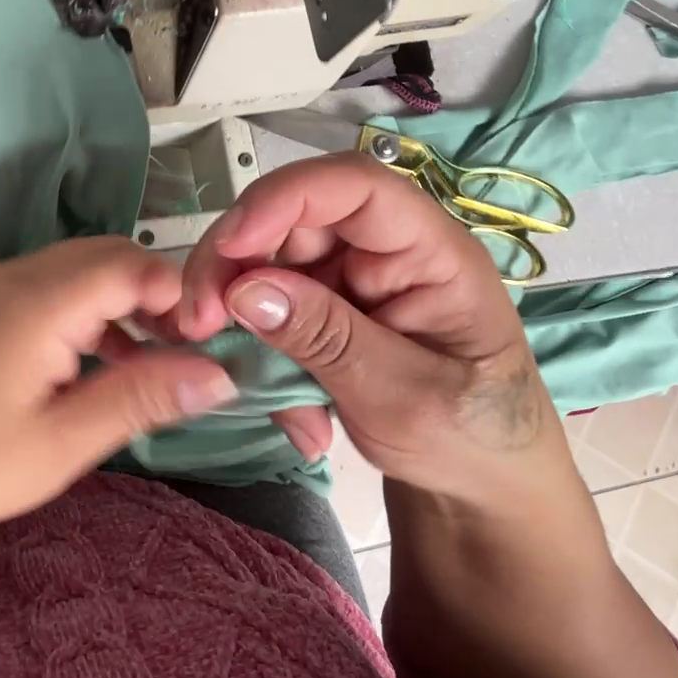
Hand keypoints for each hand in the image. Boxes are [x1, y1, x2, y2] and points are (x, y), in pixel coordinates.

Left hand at [0, 236, 239, 568]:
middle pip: (107, 256)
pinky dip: (86, 313)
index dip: (180, 294)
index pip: (131, 263)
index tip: (210, 342)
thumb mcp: (65, 441)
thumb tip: (221, 373)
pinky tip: (99, 363)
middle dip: (155, 294)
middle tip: (187, 352)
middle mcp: (16, 275)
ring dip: (122, 303)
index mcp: (39, 300)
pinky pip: (50, 289)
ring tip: (153, 362)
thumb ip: (144, 396)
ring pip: (79, 270)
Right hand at [178, 153, 566, 506]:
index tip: (228, 248)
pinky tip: (291, 411)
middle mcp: (381, 250)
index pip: (353, 187)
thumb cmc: (472, 441)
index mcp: (429, 251)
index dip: (284, 198)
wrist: (480, 490)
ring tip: (242, 380)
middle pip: (288, 219)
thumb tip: (242, 290)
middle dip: (232, 263)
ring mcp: (347, 279)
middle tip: (198, 323)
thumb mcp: (404, 398)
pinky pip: (264, 308)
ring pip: (264, 261)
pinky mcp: (320, 309)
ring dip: (236, 316)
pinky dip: (255, 353)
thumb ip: (327, 339)